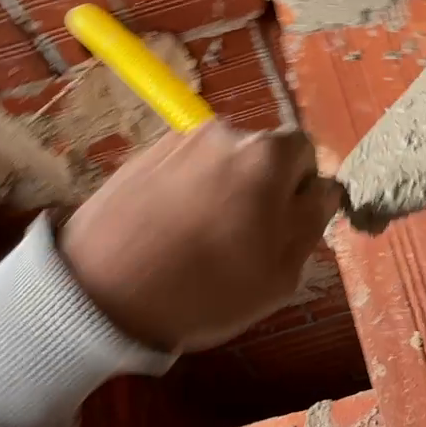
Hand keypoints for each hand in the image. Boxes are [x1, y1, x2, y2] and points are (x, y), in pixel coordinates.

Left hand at [59, 121, 341, 351]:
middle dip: (263, 189)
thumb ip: (312, 221)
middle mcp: (224, 133)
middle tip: (245, 240)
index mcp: (267, 156)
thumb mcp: (282, 271)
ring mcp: (178, 141)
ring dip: (224, 191)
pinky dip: (188, 193)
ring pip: (222, 163)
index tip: (285, 229)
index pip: (307, 154)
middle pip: (262, 154)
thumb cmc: (207, 288)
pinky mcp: (141, 156)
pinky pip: (184, 170)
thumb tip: (323, 191)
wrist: (102, 293)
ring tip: (201, 241)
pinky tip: (171, 234)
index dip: (302, 192)